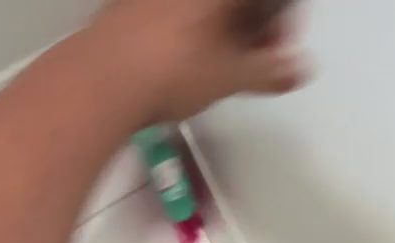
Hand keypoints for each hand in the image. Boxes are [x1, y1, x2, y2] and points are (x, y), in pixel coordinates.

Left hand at [82, 0, 309, 123]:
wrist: (98, 82)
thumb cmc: (169, 71)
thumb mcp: (228, 78)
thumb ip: (267, 71)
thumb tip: (296, 72)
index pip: (269, 2)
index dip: (281, 20)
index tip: (279, 47)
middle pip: (233, 4)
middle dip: (250, 22)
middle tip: (252, 58)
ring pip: (201, 9)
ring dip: (220, 25)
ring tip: (218, 64)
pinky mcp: (126, 5)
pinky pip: (170, 12)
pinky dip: (188, 27)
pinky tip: (182, 59)